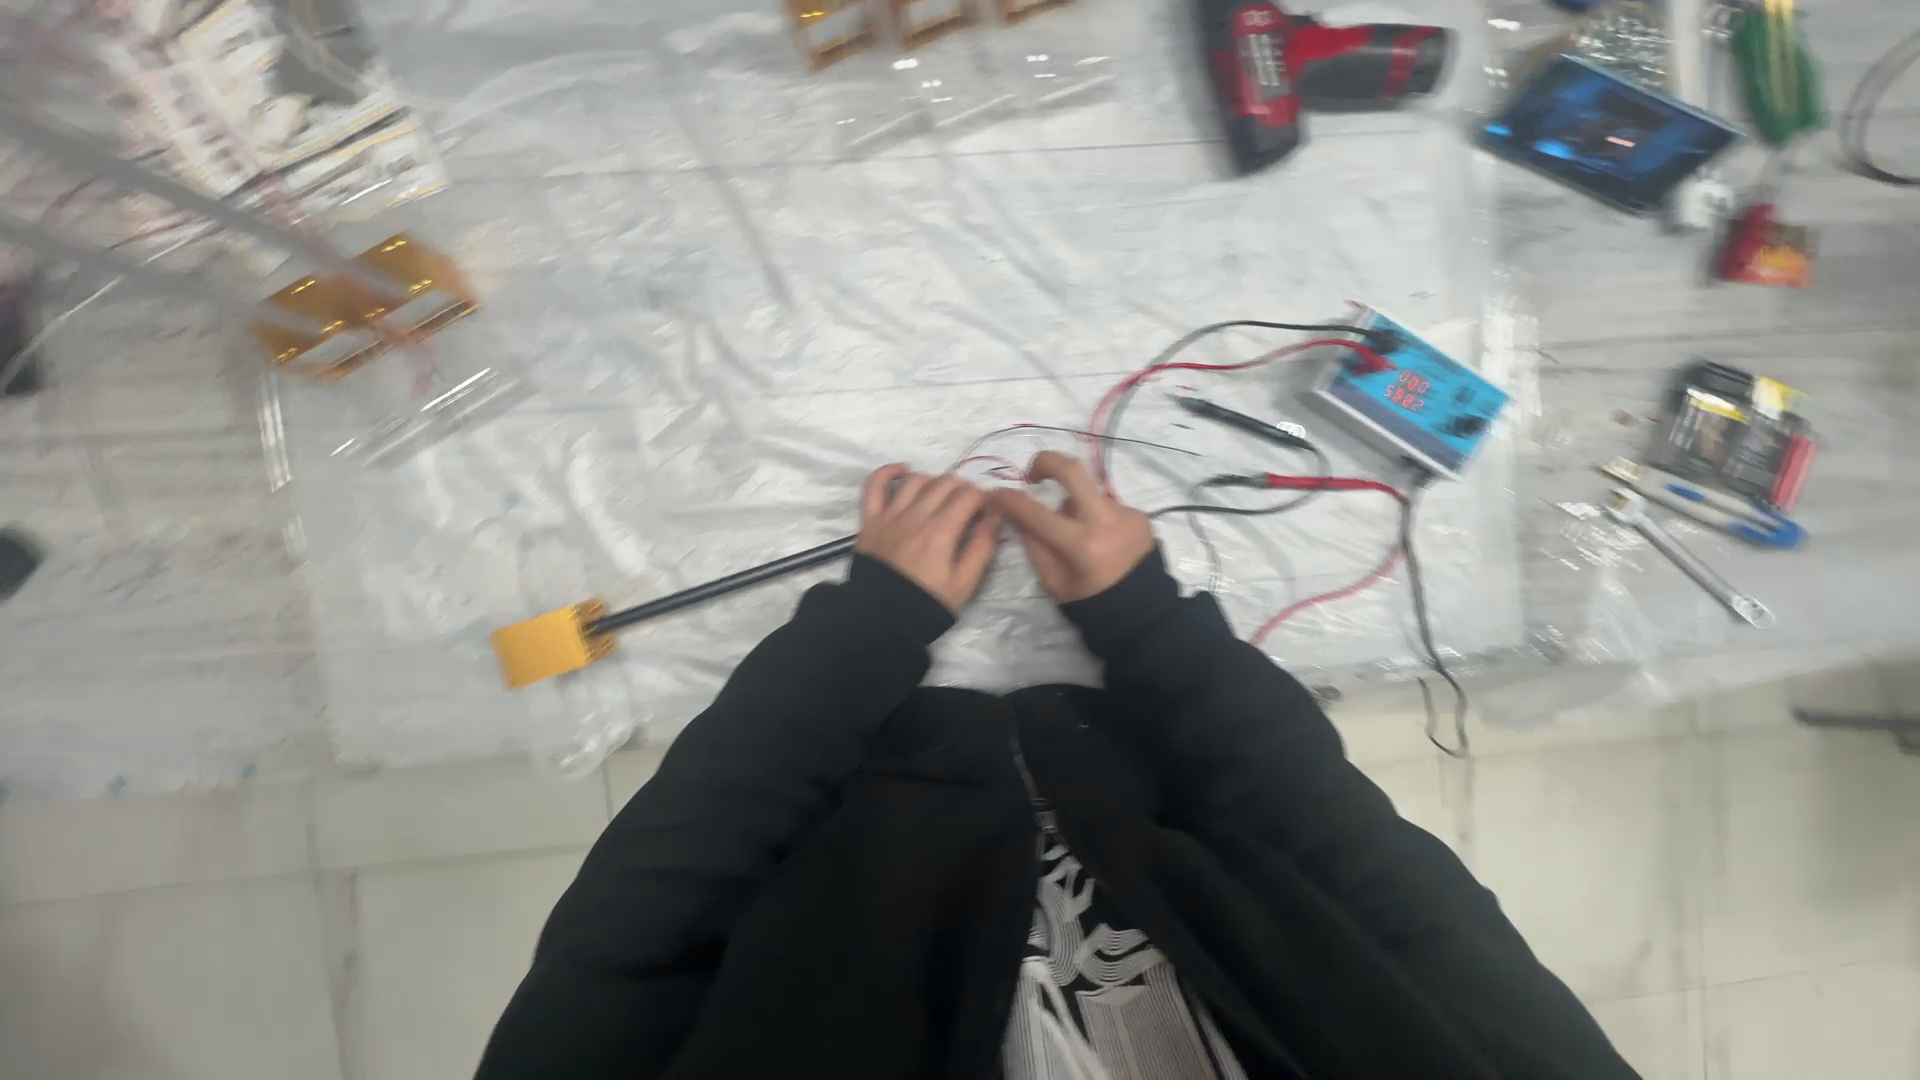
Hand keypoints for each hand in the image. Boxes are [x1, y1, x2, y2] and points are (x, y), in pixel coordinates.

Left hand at [855, 464, 1001, 612]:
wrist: (882, 621)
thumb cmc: (928, 603)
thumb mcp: (965, 583)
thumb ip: (982, 547)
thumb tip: (994, 517)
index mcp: (941, 531)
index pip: (969, 495)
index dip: (984, 498)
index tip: (987, 509)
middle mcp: (915, 516)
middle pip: (945, 482)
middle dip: (963, 489)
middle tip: (968, 506)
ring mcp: (889, 516)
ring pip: (916, 480)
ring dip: (934, 481)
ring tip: (941, 496)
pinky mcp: (870, 521)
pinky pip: (874, 485)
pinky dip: (888, 472)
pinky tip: (904, 470)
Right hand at [986, 451, 1153, 602]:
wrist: (1141, 612)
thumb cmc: (1089, 601)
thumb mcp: (1052, 580)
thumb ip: (1033, 542)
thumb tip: (1015, 511)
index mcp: (1080, 544)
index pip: (1035, 512)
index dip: (1009, 499)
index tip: (996, 493)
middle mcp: (1106, 521)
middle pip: (1072, 469)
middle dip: (1045, 461)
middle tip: (1033, 473)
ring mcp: (1127, 514)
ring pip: (1090, 492)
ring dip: (1076, 504)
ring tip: (1080, 533)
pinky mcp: (1141, 515)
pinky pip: (1108, 506)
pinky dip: (1097, 517)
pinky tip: (1103, 540)